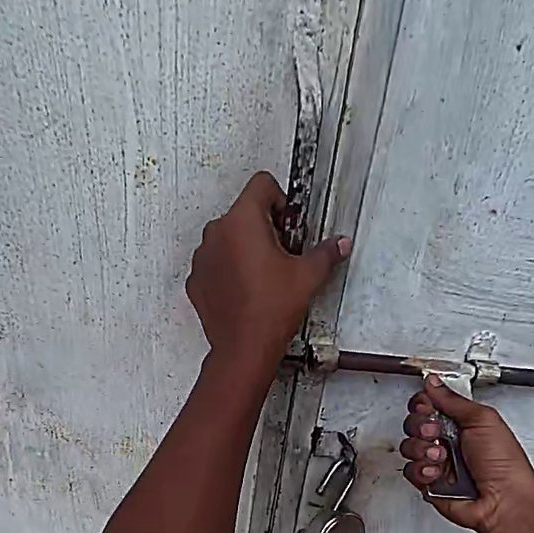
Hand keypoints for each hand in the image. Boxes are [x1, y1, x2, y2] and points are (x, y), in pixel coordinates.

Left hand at [188, 172, 350, 370]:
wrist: (243, 348)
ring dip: (244, 247)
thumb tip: (337, 245)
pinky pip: (214, 263)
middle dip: (264, 225)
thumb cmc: (268, 312)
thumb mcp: (307, 276)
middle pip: (243, 211)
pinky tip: (246, 288)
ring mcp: (202, 258)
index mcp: (242, 222)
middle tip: (281, 252)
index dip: (281, 199)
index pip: (261, 184)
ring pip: (226, 237)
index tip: (288, 222)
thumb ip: (325, 252)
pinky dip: (228, 269)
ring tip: (263, 273)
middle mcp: (216, 235)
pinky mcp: (196, 280)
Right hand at [399, 375, 533, 532]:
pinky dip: (421, 470)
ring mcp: (436, 461)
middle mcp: (447, 440)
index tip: (428, 408)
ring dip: (422, 449)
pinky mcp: (428, 482)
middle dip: (420, 426)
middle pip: (413, 423)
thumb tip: (433, 382)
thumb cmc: (504, 464)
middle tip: (435, 432)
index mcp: (461, 422)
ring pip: (408, 446)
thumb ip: (453, 399)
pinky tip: (436, 472)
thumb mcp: (483, 420)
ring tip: (440, 456)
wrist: (504, 500)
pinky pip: (409, 470)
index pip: (428, 405)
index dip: (423, 404)